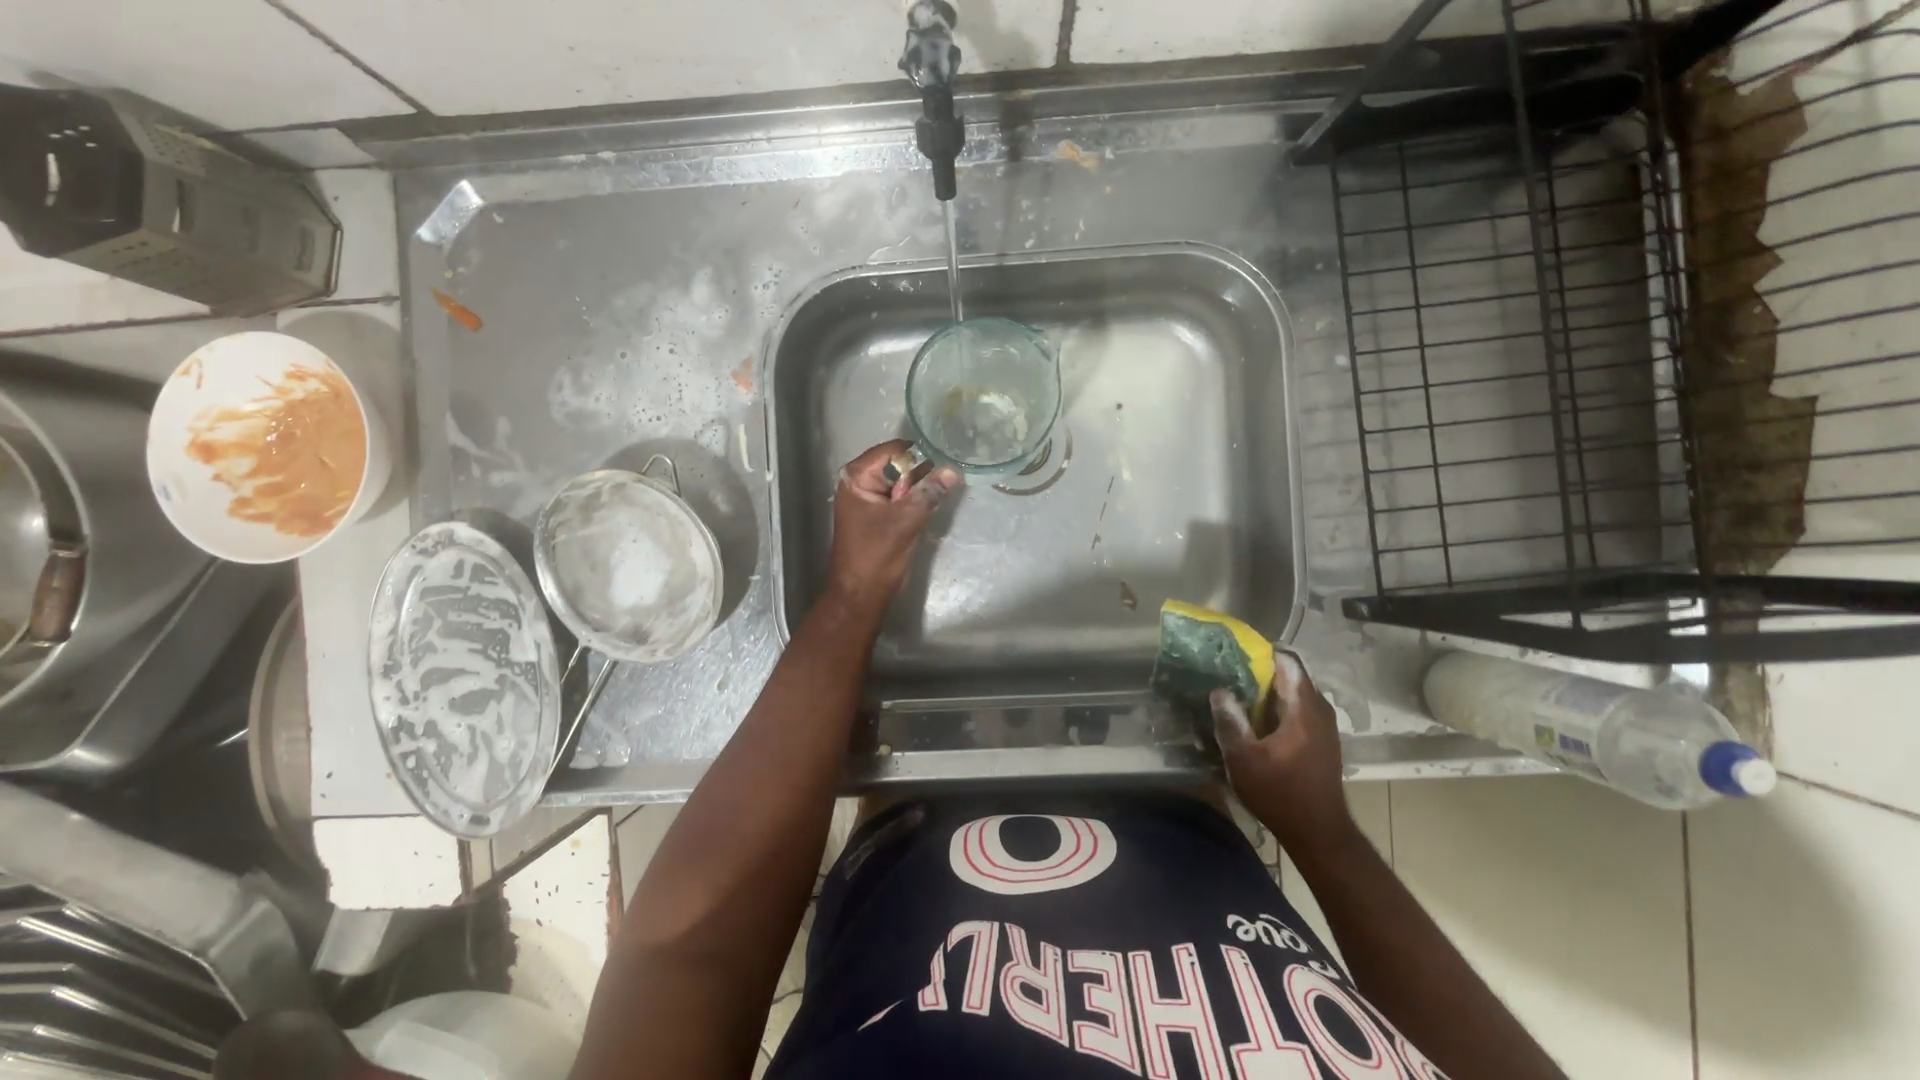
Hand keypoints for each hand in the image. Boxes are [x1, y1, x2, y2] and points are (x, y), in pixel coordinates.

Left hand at [825, 440, 960, 614]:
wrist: (862, 594)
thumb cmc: (876, 556)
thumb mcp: (905, 521)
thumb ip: (928, 493)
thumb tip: (952, 471)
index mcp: (856, 477)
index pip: (892, 451)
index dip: (918, 454)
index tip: (947, 457)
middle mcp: (861, 482)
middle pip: (899, 464)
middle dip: (923, 470)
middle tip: (952, 472)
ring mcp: (872, 498)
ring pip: (904, 481)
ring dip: (923, 485)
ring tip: (949, 483)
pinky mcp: (882, 513)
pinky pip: (903, 496)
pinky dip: (918, 498)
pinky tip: (937, 499)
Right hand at [1210, 653, 1357, 857]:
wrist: (1318, 832)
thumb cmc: (1280, 793)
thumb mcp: (1244, 758)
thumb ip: (1230, 721)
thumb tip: (1220, 690)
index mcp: (1304, 707)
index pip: (1288, 662)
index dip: (1262, 654)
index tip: (1235, 656)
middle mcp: (1320, 710)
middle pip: (1292, 677)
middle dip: (1262, 674)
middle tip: (1231, 679)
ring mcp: (1325, 727)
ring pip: (1296, 696)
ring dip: (1271, 694)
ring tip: (1240, 701)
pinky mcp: (1323, 742)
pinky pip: (1300, 712)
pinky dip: (1280, 710)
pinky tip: (1259, 726)